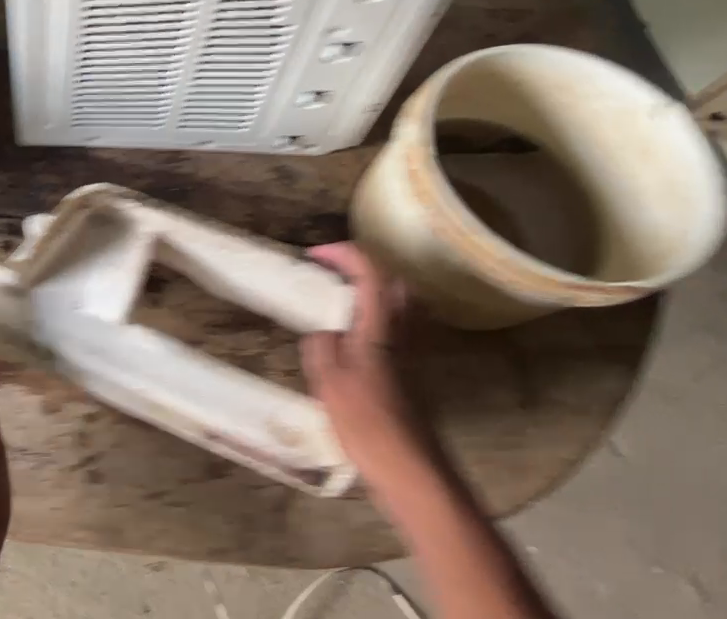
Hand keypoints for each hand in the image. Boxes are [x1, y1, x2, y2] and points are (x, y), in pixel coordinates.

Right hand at [301, 242, 432, 487]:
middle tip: (328, 276)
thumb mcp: (328, 381)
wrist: (413, 473)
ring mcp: (408, 356)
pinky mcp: (407, 376)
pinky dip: (369, 322)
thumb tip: (321, 330)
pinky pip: (390, 331)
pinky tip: (345, 344)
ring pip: (395, 308)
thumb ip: (320, 344)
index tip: (313, 255)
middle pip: (393, 284)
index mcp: (379, 328)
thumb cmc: (369, 424)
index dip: (343, 254)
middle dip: (361, 269)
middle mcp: (400, 334)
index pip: (370, 272)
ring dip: (367, 295)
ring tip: (333, 305)